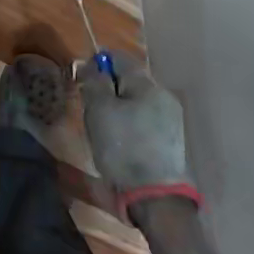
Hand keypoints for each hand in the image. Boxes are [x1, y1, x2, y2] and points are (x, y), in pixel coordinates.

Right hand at [76, 53, 199, 216]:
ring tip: (102, 125)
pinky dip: (129, 123)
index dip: (100, 62)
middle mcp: (164, 97)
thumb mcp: (100, 112)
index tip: (82, 74)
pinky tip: (119, 140)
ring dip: (119, 107)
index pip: (122, 60)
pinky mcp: (170, 141)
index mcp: (148, 85)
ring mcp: (171, 120)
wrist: (154, 193)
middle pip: (131, 82)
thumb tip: (91, 64)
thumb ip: (95, 83)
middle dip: (109, 87)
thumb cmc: (123, 147)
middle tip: (88, 104)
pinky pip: (145, 121)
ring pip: (138, 102)